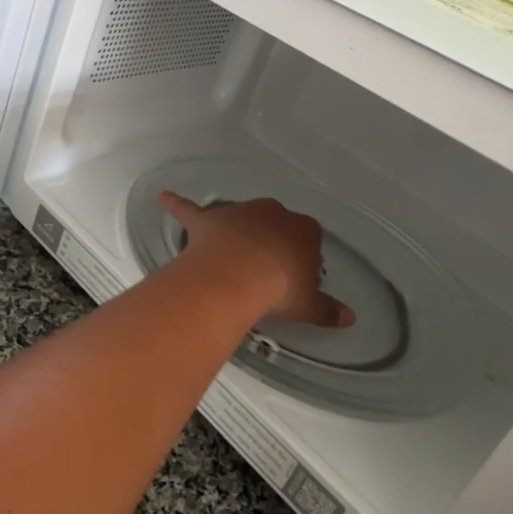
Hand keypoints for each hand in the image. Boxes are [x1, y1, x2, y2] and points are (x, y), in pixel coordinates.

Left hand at [157, 191, 354, 327]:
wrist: (238, 277)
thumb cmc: (279, 290)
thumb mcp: (310, 305)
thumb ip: (329, 310)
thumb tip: (350, 318)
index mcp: (304, 229)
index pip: (308, 239)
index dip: (301, 259)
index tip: (294, 280)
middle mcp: (272, 212)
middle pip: (274, 225)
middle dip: (271, 243)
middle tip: (266, 273)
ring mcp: (237, 212)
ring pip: (238, 217)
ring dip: (237, 231)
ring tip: (232, 256)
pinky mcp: (206, 219)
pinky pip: (188, 208)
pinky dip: (176, 203)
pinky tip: (163, 196)